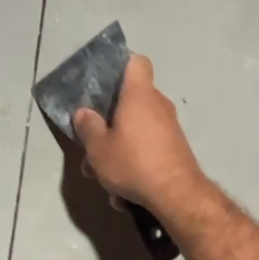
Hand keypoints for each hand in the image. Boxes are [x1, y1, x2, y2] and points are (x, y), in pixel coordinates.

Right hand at [72, 54, 207, 211]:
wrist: (175, 194)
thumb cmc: (132, 162)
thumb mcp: (98, 148)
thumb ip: (88, 128)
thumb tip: (83, 113)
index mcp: (138, 95)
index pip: (136, 62)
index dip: (121, 68)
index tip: (105, 87)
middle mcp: (158, 105)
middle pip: (131, 104)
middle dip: (110, 126)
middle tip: (93, 148)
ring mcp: (169, 129)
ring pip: (137, 134)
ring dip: (119, 154)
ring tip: (105, 182)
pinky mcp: (175, 151)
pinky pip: (148, 153)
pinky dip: (134, 169)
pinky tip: (123, 197)